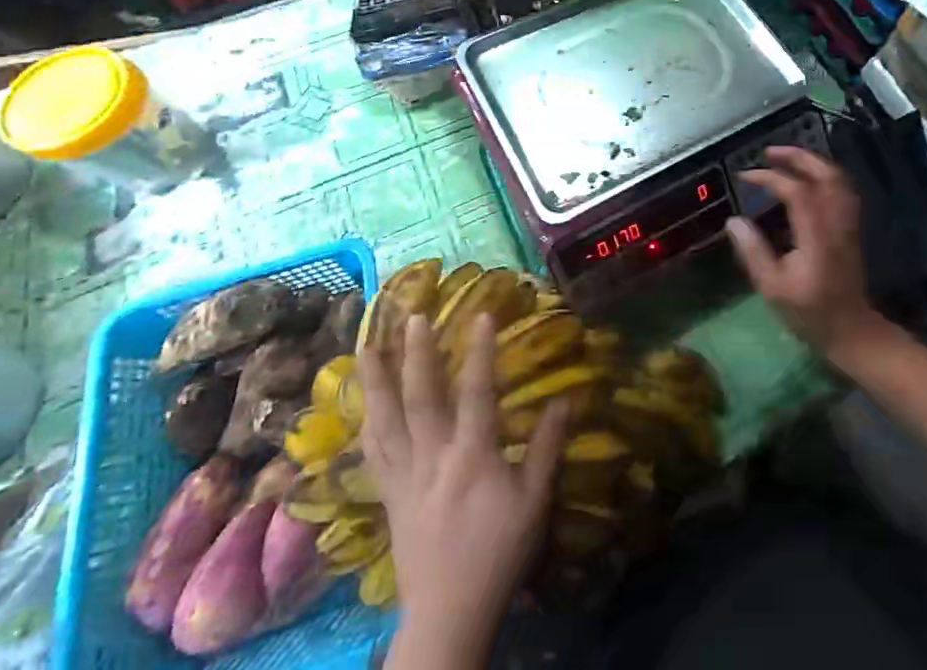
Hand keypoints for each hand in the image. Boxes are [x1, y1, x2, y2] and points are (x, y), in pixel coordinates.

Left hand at [360, 314, 568, 663]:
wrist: (450, 610)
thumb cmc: (499, 553)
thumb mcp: (535, 502)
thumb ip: (547, 449)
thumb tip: (564, 401)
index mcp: (472, 456)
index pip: (477, 392)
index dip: (480, 351)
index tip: (481, 315)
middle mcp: (433, 456)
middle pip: (421, 397)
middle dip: (417, 354)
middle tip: (412, 316)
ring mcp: (405, 475)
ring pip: (386, 420)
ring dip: (376, 381)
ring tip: (365, 347)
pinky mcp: (388, 494)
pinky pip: (373, 452)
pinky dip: (366, 423)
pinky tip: (361, 406)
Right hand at [725, 146, 885, 361]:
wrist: (852, 331)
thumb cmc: (810, 313)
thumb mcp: (773, 288)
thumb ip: (753, 252)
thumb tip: (733, 221)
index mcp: (817, 235)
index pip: (797, 191)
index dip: (770, 178)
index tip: (745, 177)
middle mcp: (837, 223)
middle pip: (827, 175)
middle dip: (798, 157)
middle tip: (769, 152)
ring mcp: (849, 225)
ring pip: (839, 180)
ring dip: (814, 163)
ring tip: (787, 160)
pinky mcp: (851, 230)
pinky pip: (843, 191)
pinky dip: (824, 177)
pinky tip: (808, 181)